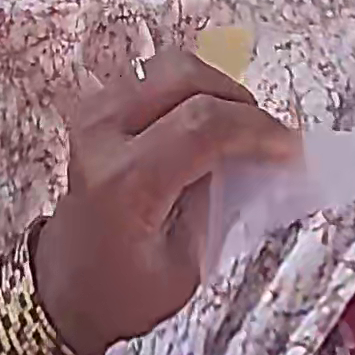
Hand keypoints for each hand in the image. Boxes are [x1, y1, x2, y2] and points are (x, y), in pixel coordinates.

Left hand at [35, 52, 299, 354]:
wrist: (63, 280)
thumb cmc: (126, 288)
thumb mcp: (188, 264)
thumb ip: (220, 201)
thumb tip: (257, 155)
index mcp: (125, 180)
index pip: (201, 125)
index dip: (255, 127)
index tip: (290, 146)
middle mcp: (104, 130)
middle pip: (186, 78)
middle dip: (237, 100)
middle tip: (264, 134)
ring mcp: (96, 108)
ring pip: (172, 66)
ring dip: (215, 88)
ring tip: (236, 124)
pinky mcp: (97, 101)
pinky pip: (156, 74)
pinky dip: (191, 88)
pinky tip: (204, 119)